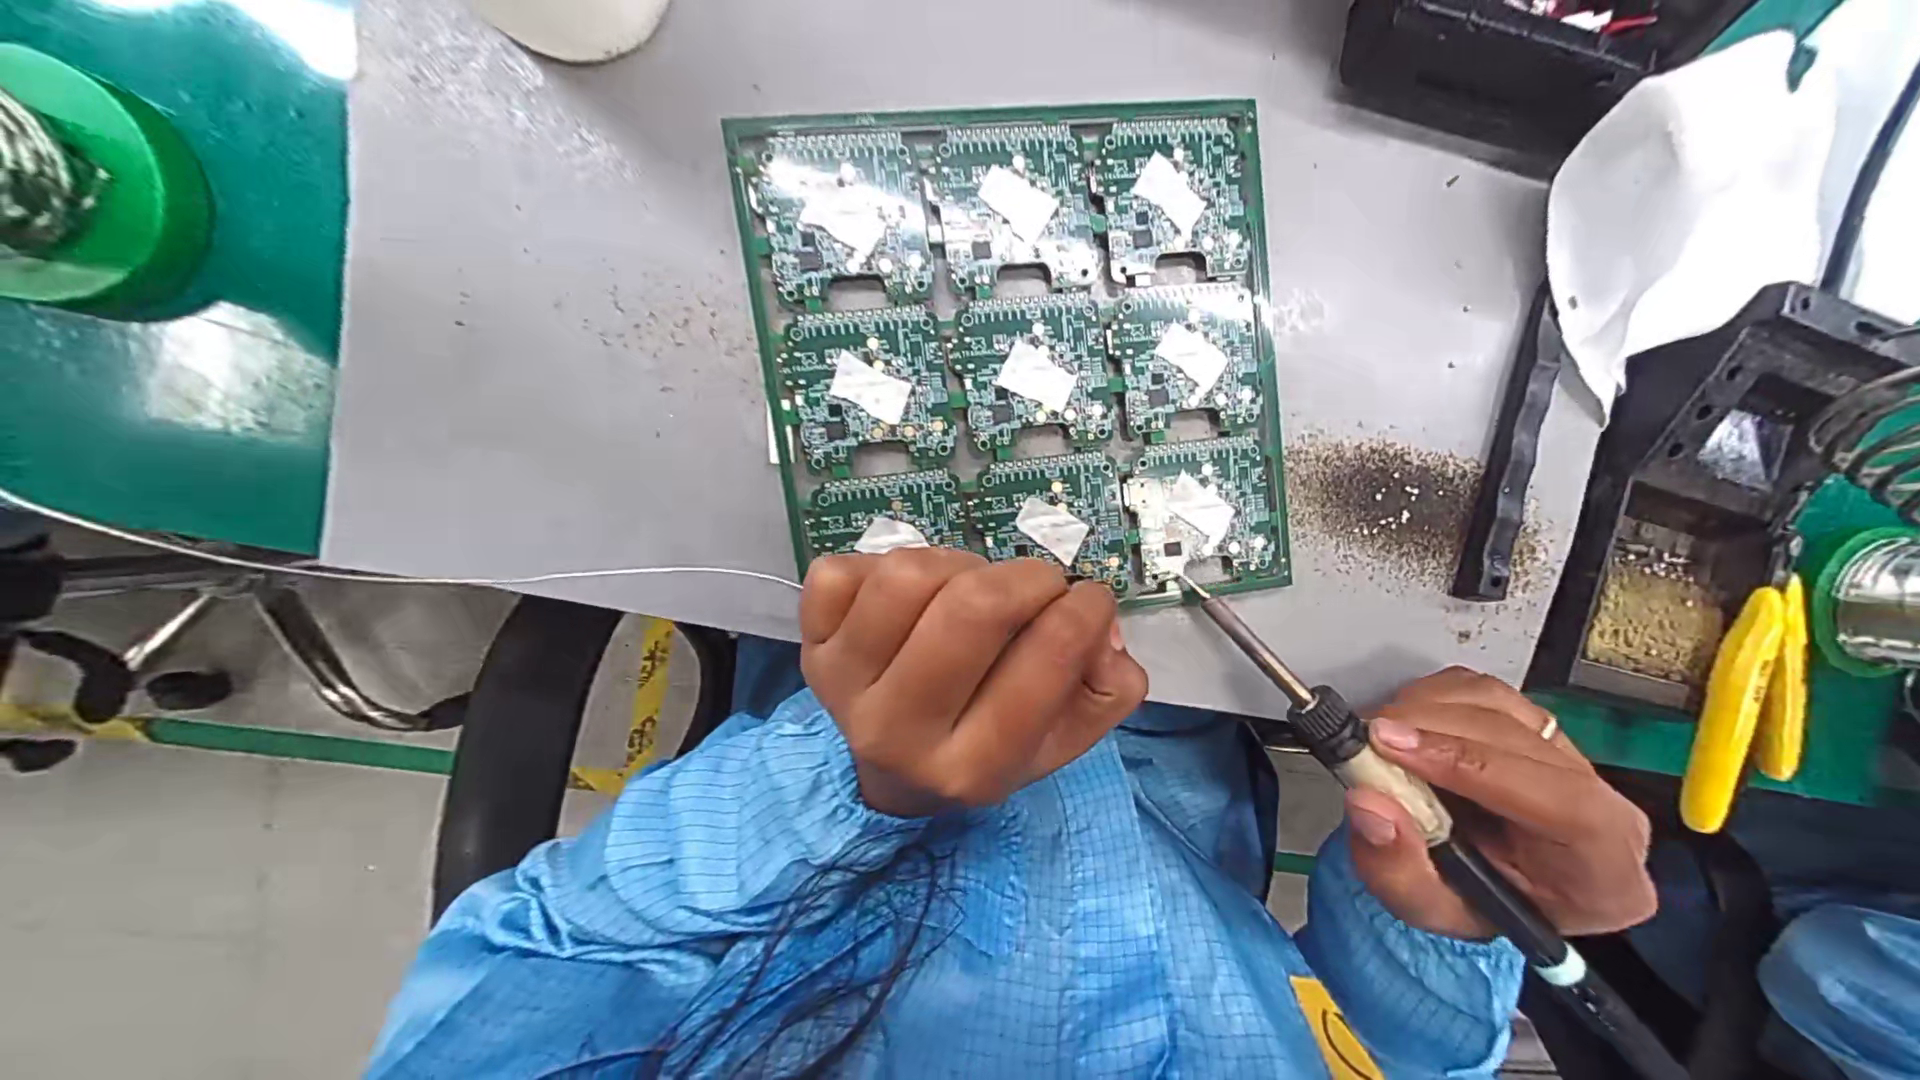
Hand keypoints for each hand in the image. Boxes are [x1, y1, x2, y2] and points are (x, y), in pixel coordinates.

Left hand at [799, 548, 1147, 817]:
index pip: (1045, 662)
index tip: (1088, 599)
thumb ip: (1106, 690)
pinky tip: (906, 599)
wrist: (894, 765)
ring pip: (907, 575)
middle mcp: (898, 733)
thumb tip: (1099, 624)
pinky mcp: (809, 647)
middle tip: (1037, 584)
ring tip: (967, 588)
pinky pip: (840, 572)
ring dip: (956, 564)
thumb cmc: (984, 743)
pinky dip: (879, 566)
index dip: (1084, 610)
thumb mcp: (1060, 739)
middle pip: (971, 609)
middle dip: (1025, 577)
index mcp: (973, 769)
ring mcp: (842, 686)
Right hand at [1343, 667, 1655, 939]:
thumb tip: (1368, 802)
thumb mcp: (1423, 907)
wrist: (1470, 879)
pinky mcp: (1526, 721)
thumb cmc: (1462, 899)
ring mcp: (1566, 754)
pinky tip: (1400, 723)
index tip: (1393, 746)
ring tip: (1377, 734)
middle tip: (1364, 738)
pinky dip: (1426, 696)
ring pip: (1496, 704)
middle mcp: (1601, 806)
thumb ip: (1396, 868)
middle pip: (1518, 740)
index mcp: (1602, 872)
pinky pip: (1476, 688)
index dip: (1471, 765)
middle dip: (1429, 729)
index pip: (1563, 804)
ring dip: (1423, 708)